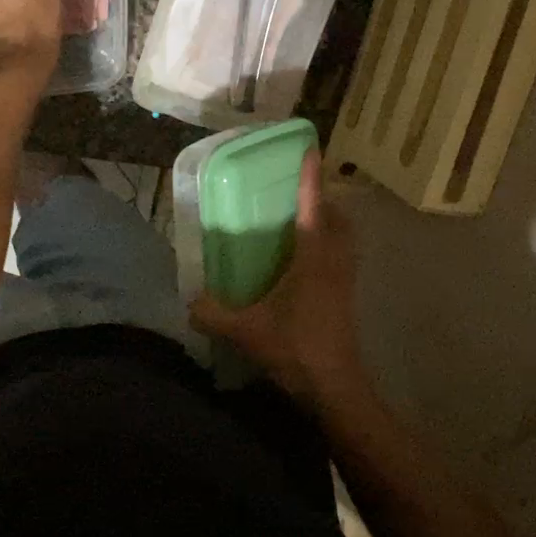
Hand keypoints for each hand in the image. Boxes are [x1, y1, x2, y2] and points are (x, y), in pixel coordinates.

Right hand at [191, 148, 368, 409]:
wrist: (335, 387)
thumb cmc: (294, 350)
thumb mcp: (245, 331)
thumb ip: (213, 313)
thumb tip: (188, 300)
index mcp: (312, 258)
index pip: (313, 207)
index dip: (310, 177)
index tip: (310, 149)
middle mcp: (334, 261)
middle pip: (339, 217)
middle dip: (324, 199)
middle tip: (300, 192)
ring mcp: (346, 279)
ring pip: (346, 237)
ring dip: (331, 223)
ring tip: (304, 221)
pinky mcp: (348, 296)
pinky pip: (344, 256)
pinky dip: (331, 245)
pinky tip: (307, 261)